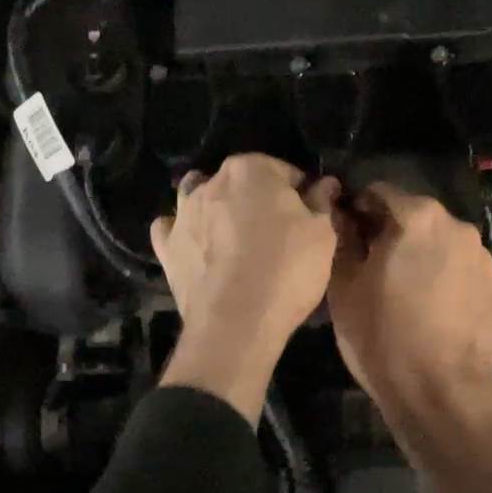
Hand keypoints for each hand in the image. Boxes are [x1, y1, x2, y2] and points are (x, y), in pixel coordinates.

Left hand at [150, 153, 340, 421]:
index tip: (309, 219)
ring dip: (216, 208)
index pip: (284, 172)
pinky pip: (172, 229)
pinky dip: (183, 232)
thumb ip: (322, 201)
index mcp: (251, 169)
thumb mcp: (322, 234)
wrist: (236, 323)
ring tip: (235, 237)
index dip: (301, 195)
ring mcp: (184, 213)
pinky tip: (197, 246)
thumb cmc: (286, 268)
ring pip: (201, 197)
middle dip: (259, 199)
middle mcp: (212, 181)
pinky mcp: (167, 247)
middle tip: (279, 234)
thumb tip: (324, 183)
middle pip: (243, 183)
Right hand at [328, 182, 491, 403]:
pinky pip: (458, 267)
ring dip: (418, 252)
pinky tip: (428, 308)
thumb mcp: (344, 286)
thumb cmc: (384, 335)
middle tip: (370, 265)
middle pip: (413, 214)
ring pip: (438, 241)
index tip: (347, 234)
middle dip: (390, 231)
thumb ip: (342, 239)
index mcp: (417, 215)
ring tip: (401, 290)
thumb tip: (341, 215)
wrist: (443, 394)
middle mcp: (455, 224)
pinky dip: (441, 275)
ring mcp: (480, 255)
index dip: (358, 209)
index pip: (379, 191)